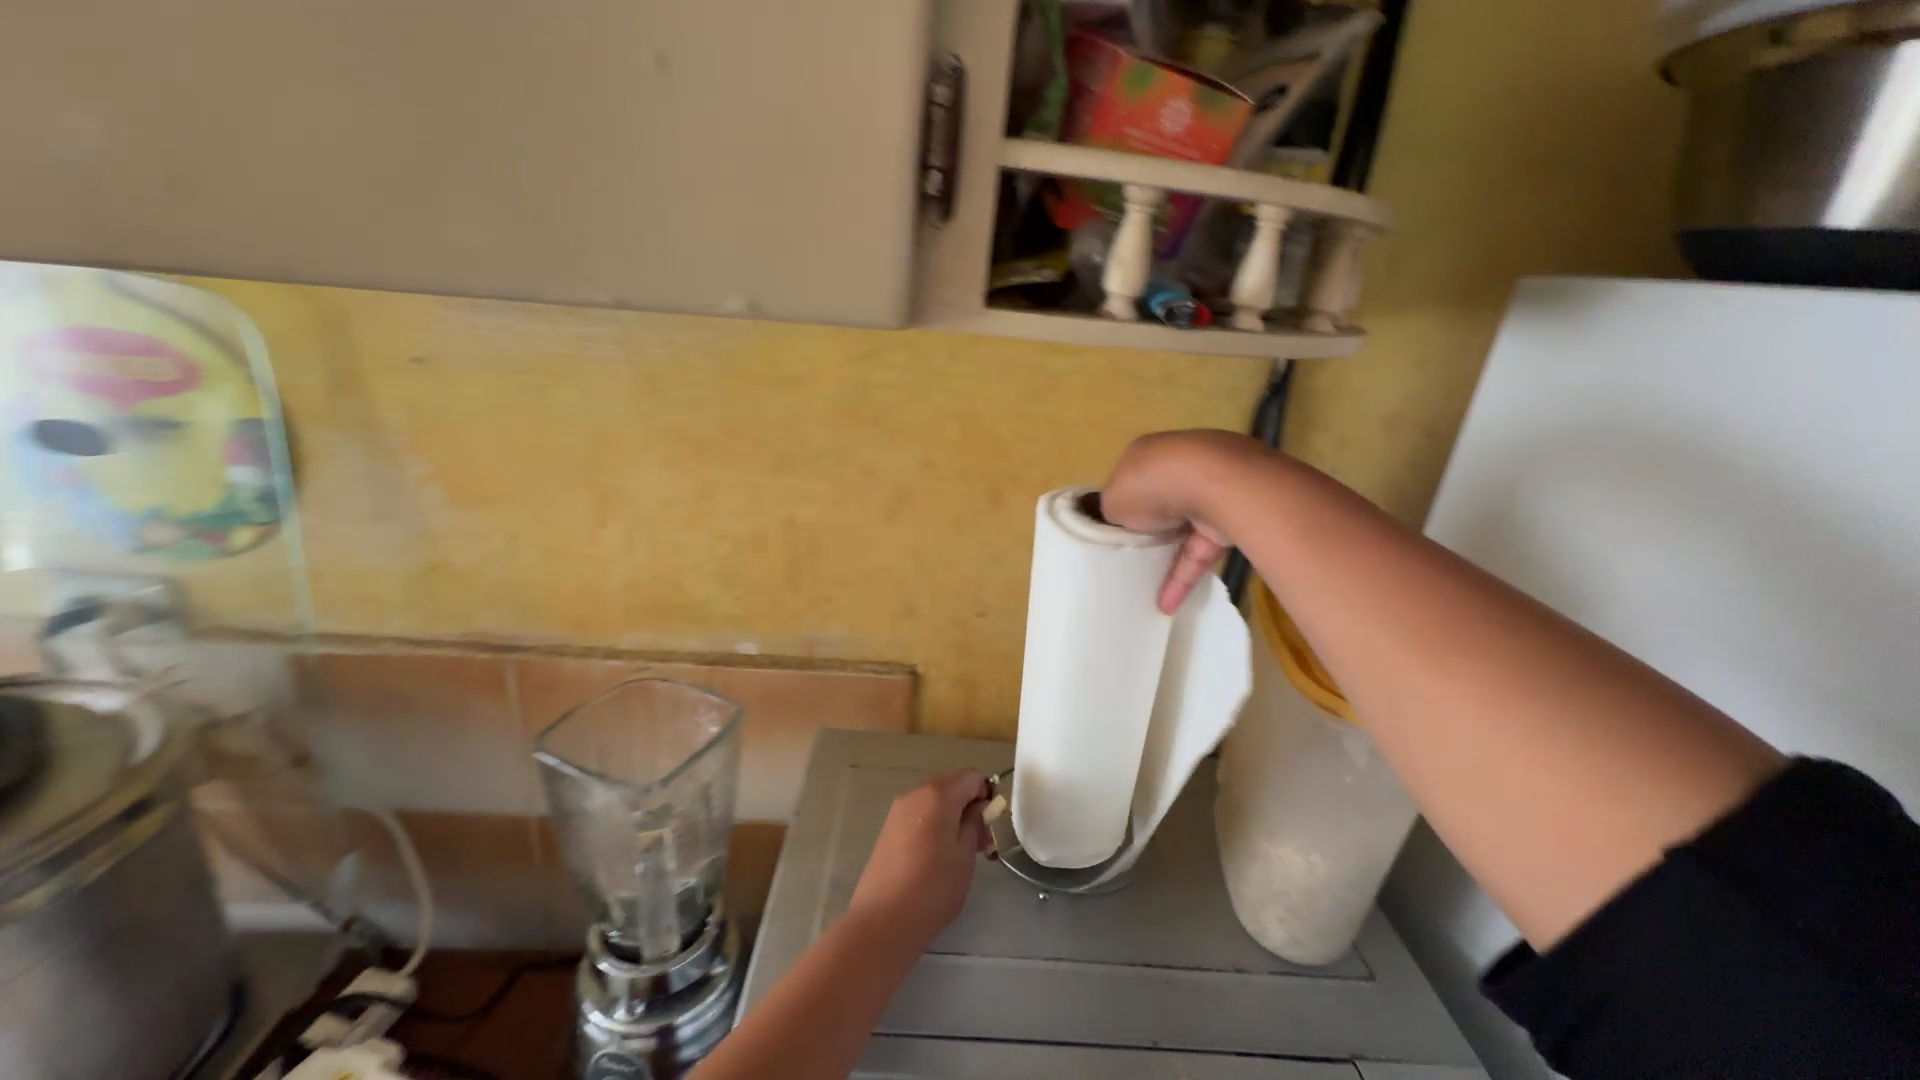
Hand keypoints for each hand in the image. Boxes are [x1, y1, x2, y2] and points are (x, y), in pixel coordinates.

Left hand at [847, 769, 989, 946]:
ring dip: (952, 814)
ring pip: (934, 800)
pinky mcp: (888, 829)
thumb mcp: (965, 855)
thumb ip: (974, 823)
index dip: (987, 793)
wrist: (884, 919)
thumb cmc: (934, 887)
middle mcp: (915, 794)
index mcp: (937, 795)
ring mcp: (897, 811)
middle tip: (981, 839)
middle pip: (950, 785)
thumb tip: (977, 807)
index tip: (993, 822)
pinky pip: (919, 814)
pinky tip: (938, 854)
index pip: (971, 777)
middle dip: (969, 804)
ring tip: (962, 850)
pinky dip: (934, 823)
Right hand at [1100, 429, 1264, 612]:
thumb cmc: (1152, 485)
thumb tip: (1120, 523)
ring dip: (1167, 557)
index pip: (1129, 480)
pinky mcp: (1228, 519)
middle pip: (1157, 503)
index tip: (1111, 532)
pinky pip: (1200, 551)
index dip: (1120, 506)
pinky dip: (1184, 577)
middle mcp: (1178, 466)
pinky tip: (1167, 605)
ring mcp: (1208, 491)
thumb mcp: (1111, 500)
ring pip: (1181, 529)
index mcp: (1147, 454)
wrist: (1217, 486)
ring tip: (1145, 588)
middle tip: (1128, 557)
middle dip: (1147, 529)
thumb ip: (1111, 513)